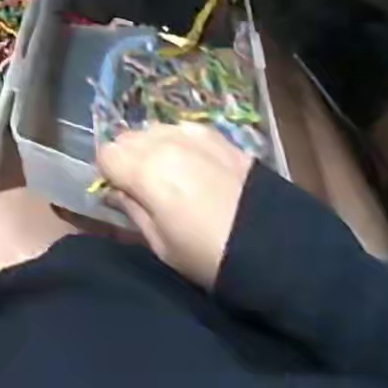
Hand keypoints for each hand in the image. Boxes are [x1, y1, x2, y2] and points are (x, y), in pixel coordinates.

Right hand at [97, 122, 254, 287]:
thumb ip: (132, 210)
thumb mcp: (162, 246)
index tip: (123, 193)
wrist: (283, 252)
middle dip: (128, 158)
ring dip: (152, 148)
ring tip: (173, 176)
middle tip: (146, 187)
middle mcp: (161, 143)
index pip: (104, 153)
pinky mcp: (215, 134)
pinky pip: (180, 130)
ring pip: (152, 130)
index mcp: (144, 171)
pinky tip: (196, 167)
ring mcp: (190, 135)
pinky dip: (178, 143)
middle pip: (126, 138)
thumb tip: (115, 191)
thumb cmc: (212, 258)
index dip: (109, 174)